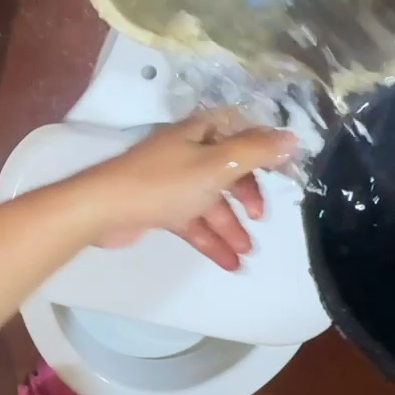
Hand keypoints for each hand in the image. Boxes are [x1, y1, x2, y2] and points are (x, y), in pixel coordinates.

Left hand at [65, 116, 298, 271]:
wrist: (102, 209)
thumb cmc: (163, 183)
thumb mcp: (216, 165)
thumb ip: (256, 151)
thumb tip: (291, 137)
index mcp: (198, 133)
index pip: (240, 132)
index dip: (265, 149)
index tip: (286, 173)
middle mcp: (185, 151)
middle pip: (226, 169)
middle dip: (246, 195)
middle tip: (260, 217)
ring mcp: (169, 180)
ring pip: (209, 200)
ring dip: (229, 225)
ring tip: (246, 252)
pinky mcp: (157, 206)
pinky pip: (191, 220)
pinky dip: (209, 238)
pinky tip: (228, 262)